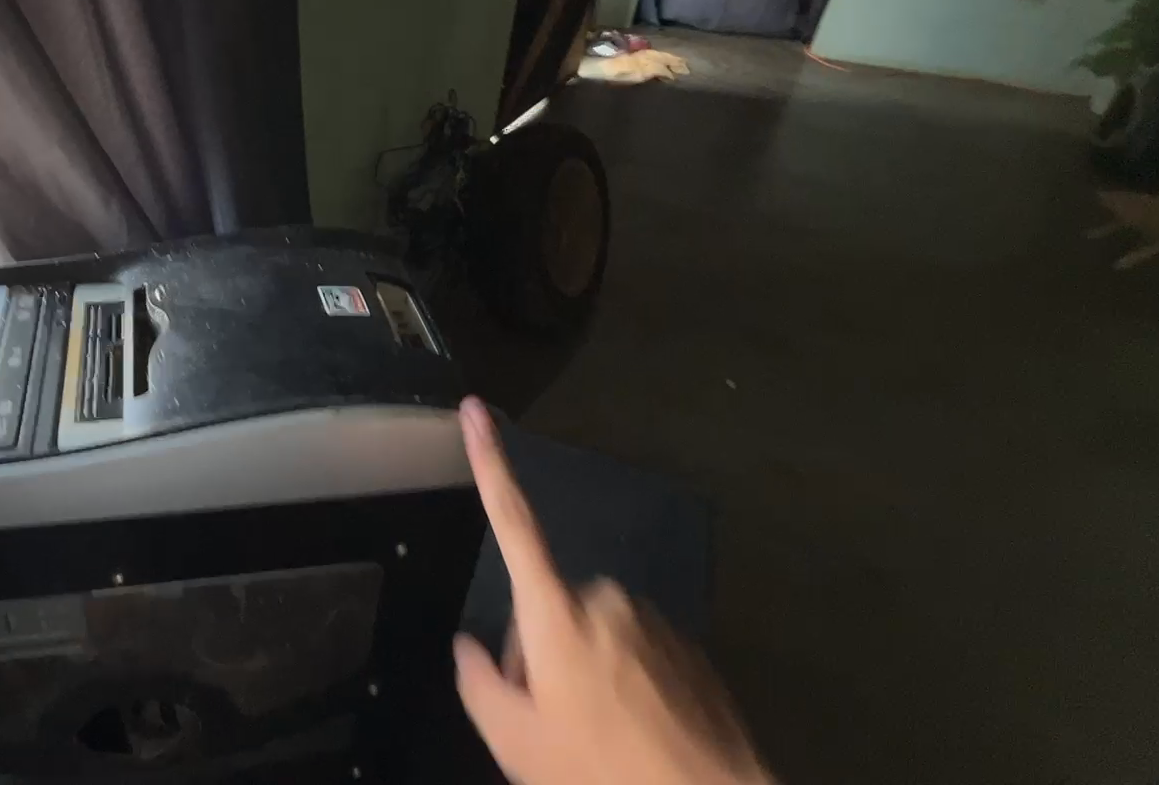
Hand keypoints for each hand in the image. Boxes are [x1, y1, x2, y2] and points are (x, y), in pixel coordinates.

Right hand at [454, 397, 770, 784]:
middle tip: (550, 716)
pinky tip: (635, 733)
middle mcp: (603, 597)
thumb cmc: (603, 770)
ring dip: (582, 667)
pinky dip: (624, 679)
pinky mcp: (689, 647)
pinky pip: (634, 649)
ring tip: (596, 734)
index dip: (489, 462)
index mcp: (555, 611)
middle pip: (545, 606)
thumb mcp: (517, 744)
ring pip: (590, 630)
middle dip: (538, 649)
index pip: (511, 520)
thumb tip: (469, 649)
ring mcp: (651, 620)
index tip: (476, 409)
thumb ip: (479, 685)